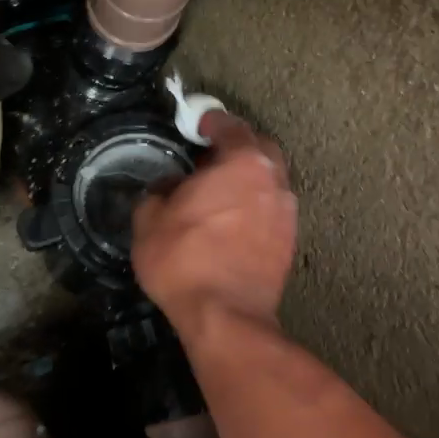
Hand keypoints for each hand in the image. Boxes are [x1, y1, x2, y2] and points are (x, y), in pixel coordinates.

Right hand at [133, 111, 297, 340]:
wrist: (225, 316)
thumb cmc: (184, 260)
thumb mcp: (150, 221)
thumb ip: (158, 193)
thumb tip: (168, 186)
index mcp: (242, 163)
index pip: (232, 126)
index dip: (213, 121)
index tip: (199, 123)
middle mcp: (273, 180)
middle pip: (261, 149)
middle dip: (239, 146)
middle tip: (212, 156)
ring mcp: (286, 213)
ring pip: (270, 181)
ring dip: (249, 179)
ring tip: (222, 192)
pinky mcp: (289, 242)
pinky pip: (272, 210)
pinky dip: (255, 207)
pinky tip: (233, 221)